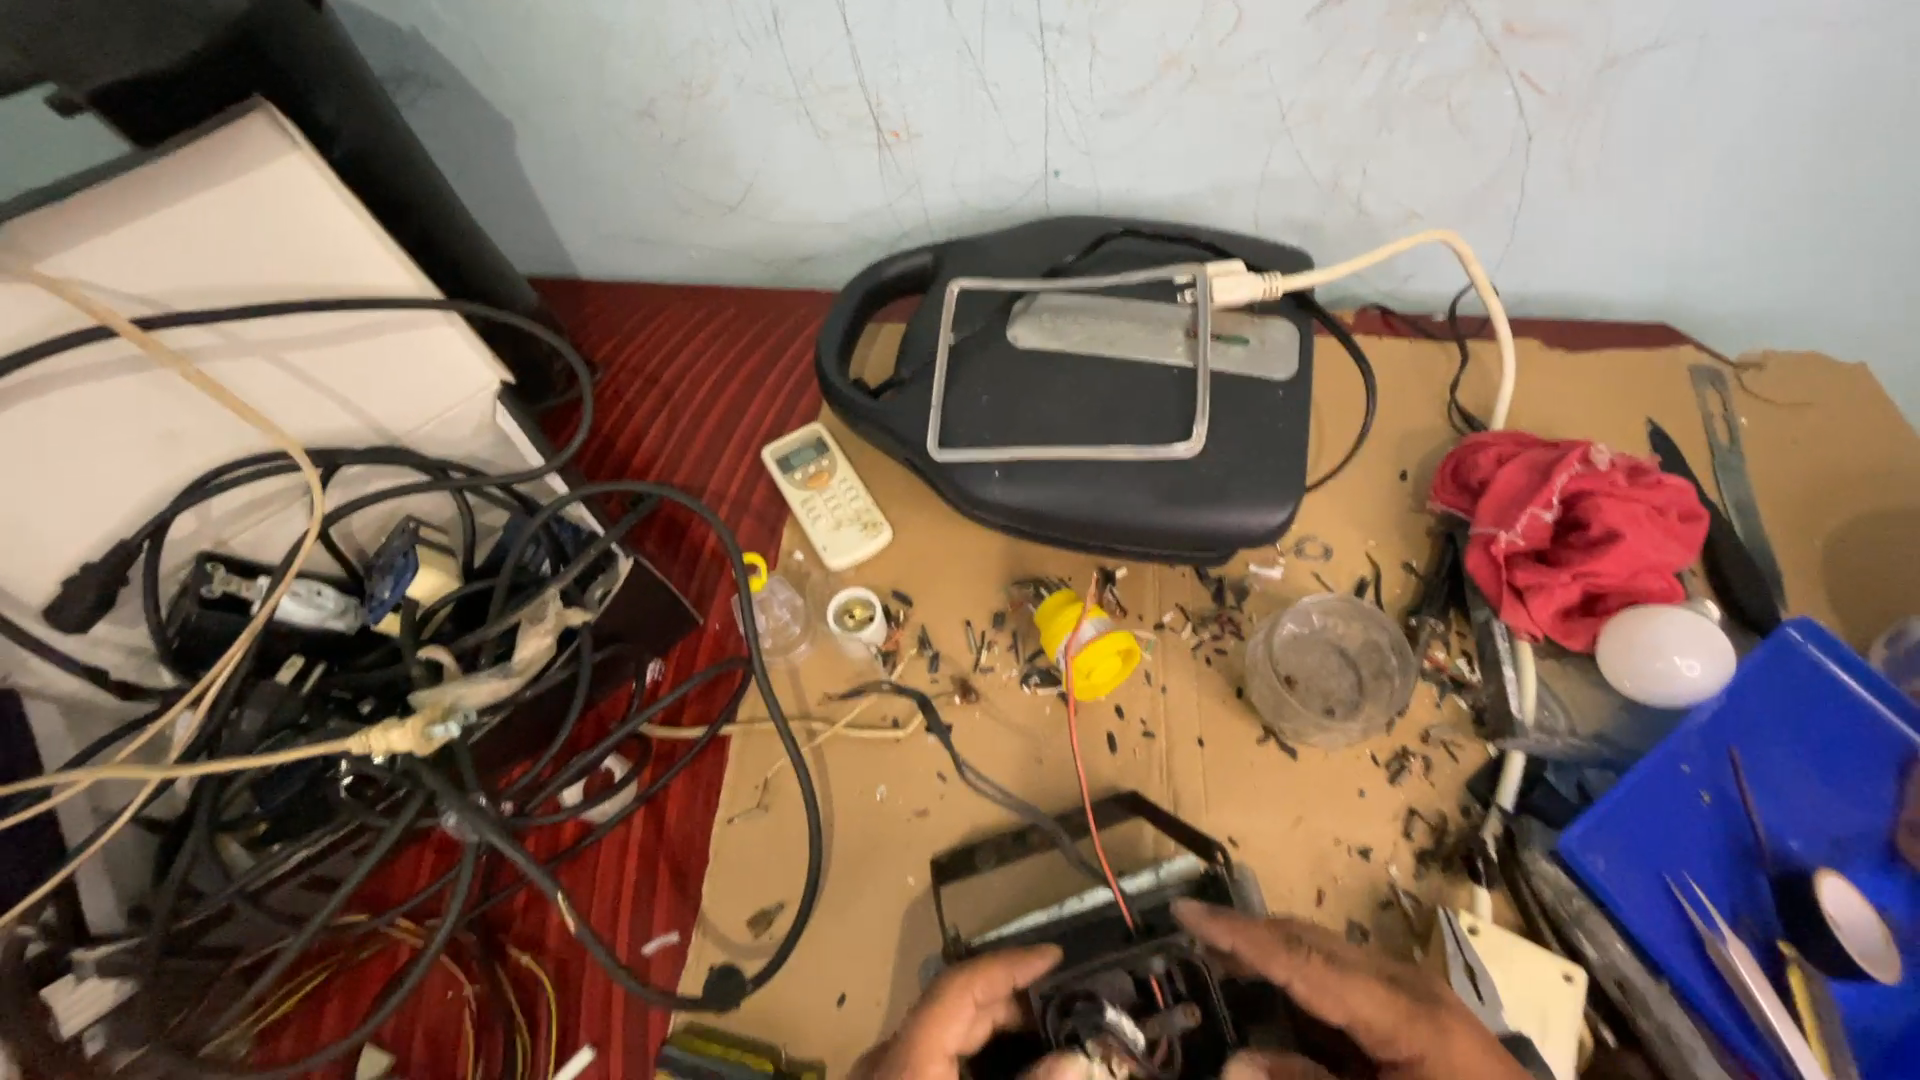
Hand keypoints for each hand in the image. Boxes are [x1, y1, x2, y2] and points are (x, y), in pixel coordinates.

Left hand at [850, 944, 1063, 1079]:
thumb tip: (1074, 1059)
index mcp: (908, 1053)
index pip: (960, 985)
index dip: (1008, 963)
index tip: (1052, 955)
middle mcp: (889, 1054)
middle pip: (953, 1005)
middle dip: (1008, 997)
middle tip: (1060, 998)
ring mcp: (883, 1073)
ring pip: (942, 1032)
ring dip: (990, 1025)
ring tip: (1040, 1028)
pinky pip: (932, 1055)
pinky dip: (970, 1052)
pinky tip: (1002, 1064)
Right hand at [1172, 899, 1532, 1079]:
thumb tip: (1231, 1064)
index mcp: (1403, 1010)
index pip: (1301, 960)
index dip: (1238, 936)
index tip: (1184, 913)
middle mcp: (1404, 981)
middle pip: (1308, 941)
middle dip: (1246, 935)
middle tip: (1188, 936)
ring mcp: (1412, 988)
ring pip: (1321, 951)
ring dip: (1269, 954)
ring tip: (1216, 960)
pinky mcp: (1414, 1005)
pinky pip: (1340, 975)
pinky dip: (1297, 977)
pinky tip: (1272, 994)